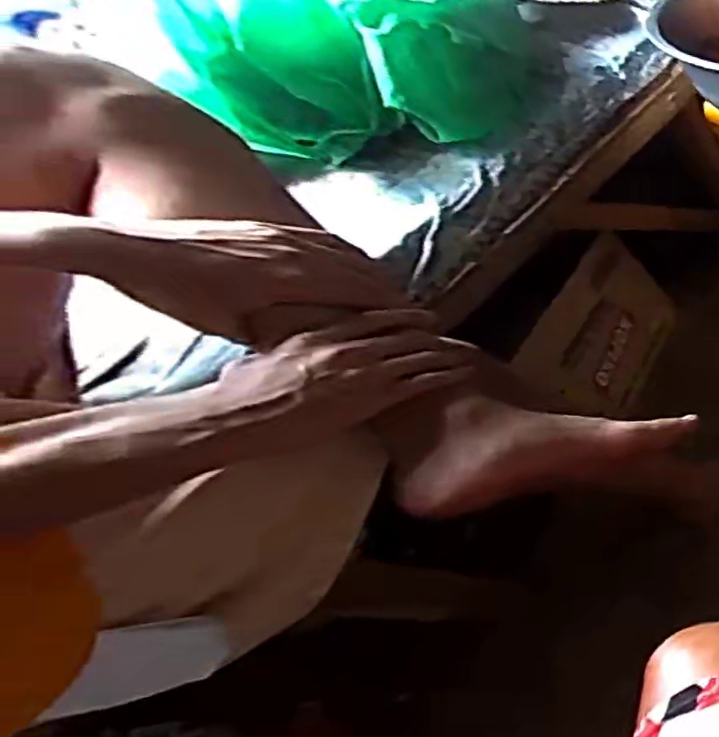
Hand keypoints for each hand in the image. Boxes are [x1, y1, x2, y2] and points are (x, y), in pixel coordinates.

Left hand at [81, 218, 408, 342]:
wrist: (125, 242)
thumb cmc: (165, 289)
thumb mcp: (213, 318)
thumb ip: (275, 328)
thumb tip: (299, 339)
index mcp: (293, 276)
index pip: (366, 292)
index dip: (397, 311)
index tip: (423, 328)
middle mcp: (301, 252)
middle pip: (369, 275)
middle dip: (399, 299)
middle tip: (422, 323)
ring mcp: (290, 237)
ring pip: (357, 258)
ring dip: (382, 281)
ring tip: (400, 303)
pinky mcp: (278, 230)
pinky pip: (337, 245)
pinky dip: (361, 262)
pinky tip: (366, 274)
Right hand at [210, 309, 474, 446]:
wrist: (232, 420)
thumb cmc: (237, 395)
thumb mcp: (263, 356)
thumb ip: (290, 345)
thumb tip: (290, 343)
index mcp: (320, 335)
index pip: (375, 318)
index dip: (406, 316)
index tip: (425, 316)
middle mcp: (348, 348)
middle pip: (406, 334)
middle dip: (434, 335)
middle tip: (453, 336)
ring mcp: (365, 371)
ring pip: (422, 354)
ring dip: (448, 353)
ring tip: (468, 353)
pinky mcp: (375, 397)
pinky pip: (423, 380)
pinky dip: (448, 374)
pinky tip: (465, 372)